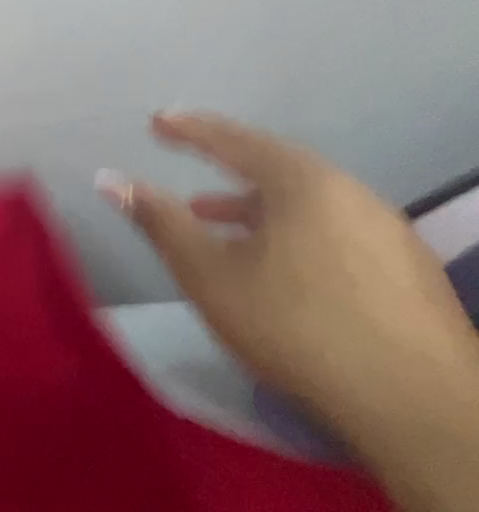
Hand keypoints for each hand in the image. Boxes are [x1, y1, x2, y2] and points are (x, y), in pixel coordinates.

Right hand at [104, 112, 478, 510]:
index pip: (237, 141)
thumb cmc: (294, 326)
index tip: (156, 121)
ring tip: (215, 217)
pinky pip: (334, 228)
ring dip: (257, 200)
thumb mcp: (206, 272)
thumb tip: (109, 179)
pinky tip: (272, 259)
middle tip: (187, 156)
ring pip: (309, 202)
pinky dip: (292, 226)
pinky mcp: (409, 273)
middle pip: (280, 166)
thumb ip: (158, 219)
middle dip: (227, 161)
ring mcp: (391, 235)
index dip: (191, 129)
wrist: (420, 410)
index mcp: (306, 186)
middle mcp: (355, 197)